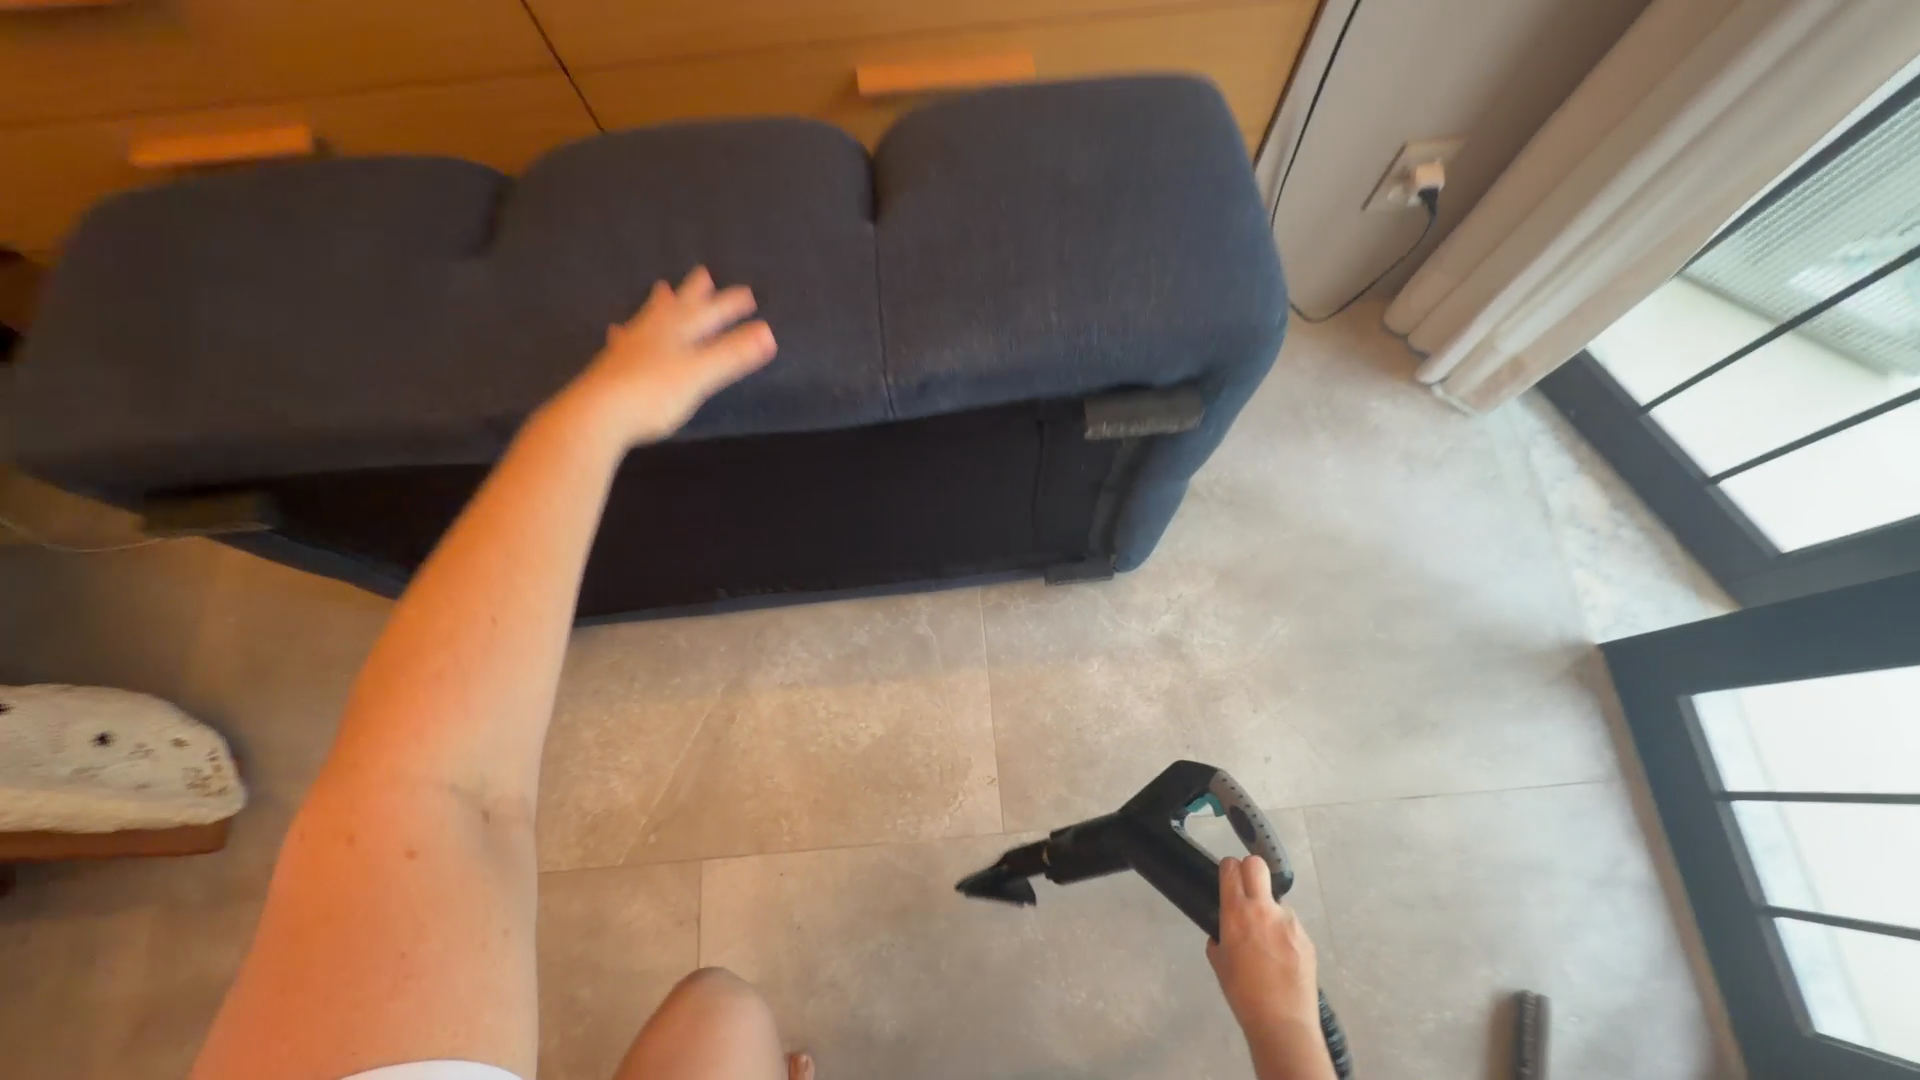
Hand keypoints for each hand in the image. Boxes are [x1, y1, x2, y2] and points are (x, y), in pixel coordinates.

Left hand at [550, 266, 777, 446]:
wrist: (597, 414)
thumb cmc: (653, 393)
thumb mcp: (700, 374)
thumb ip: (733, 354)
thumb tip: (768, 333)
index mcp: (677, 332)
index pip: (710, 314)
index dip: (730, 305)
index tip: (748, 294)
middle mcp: (653, 333)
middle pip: (677, 307)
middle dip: (693, 293)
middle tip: (703, 274)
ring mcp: (630, 348)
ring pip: (649, 319)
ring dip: (659, 306)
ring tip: (662, 291)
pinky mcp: (612, 367)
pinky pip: (623, 342)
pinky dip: (625, 335)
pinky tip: (617, 333)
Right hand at [1208, 856, 1320, 1034]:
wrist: (1282, 1021)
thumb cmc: (1241, 992)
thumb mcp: (1218, 961)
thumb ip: (1219, 937)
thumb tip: (1225, 931)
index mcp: (1237, 911)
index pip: (1231, 867)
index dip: (1228, 869)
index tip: (1227, 879)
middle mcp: (1264, 909)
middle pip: (1257, 865)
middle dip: (1249, 869)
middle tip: (1246, 891)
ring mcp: (1290, 922)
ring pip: (1276, 902)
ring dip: (1270, 912)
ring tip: (1268, 945)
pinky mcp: (1307, 938)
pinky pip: (1291, 926)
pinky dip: (1284, 935)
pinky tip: (1282, 960)